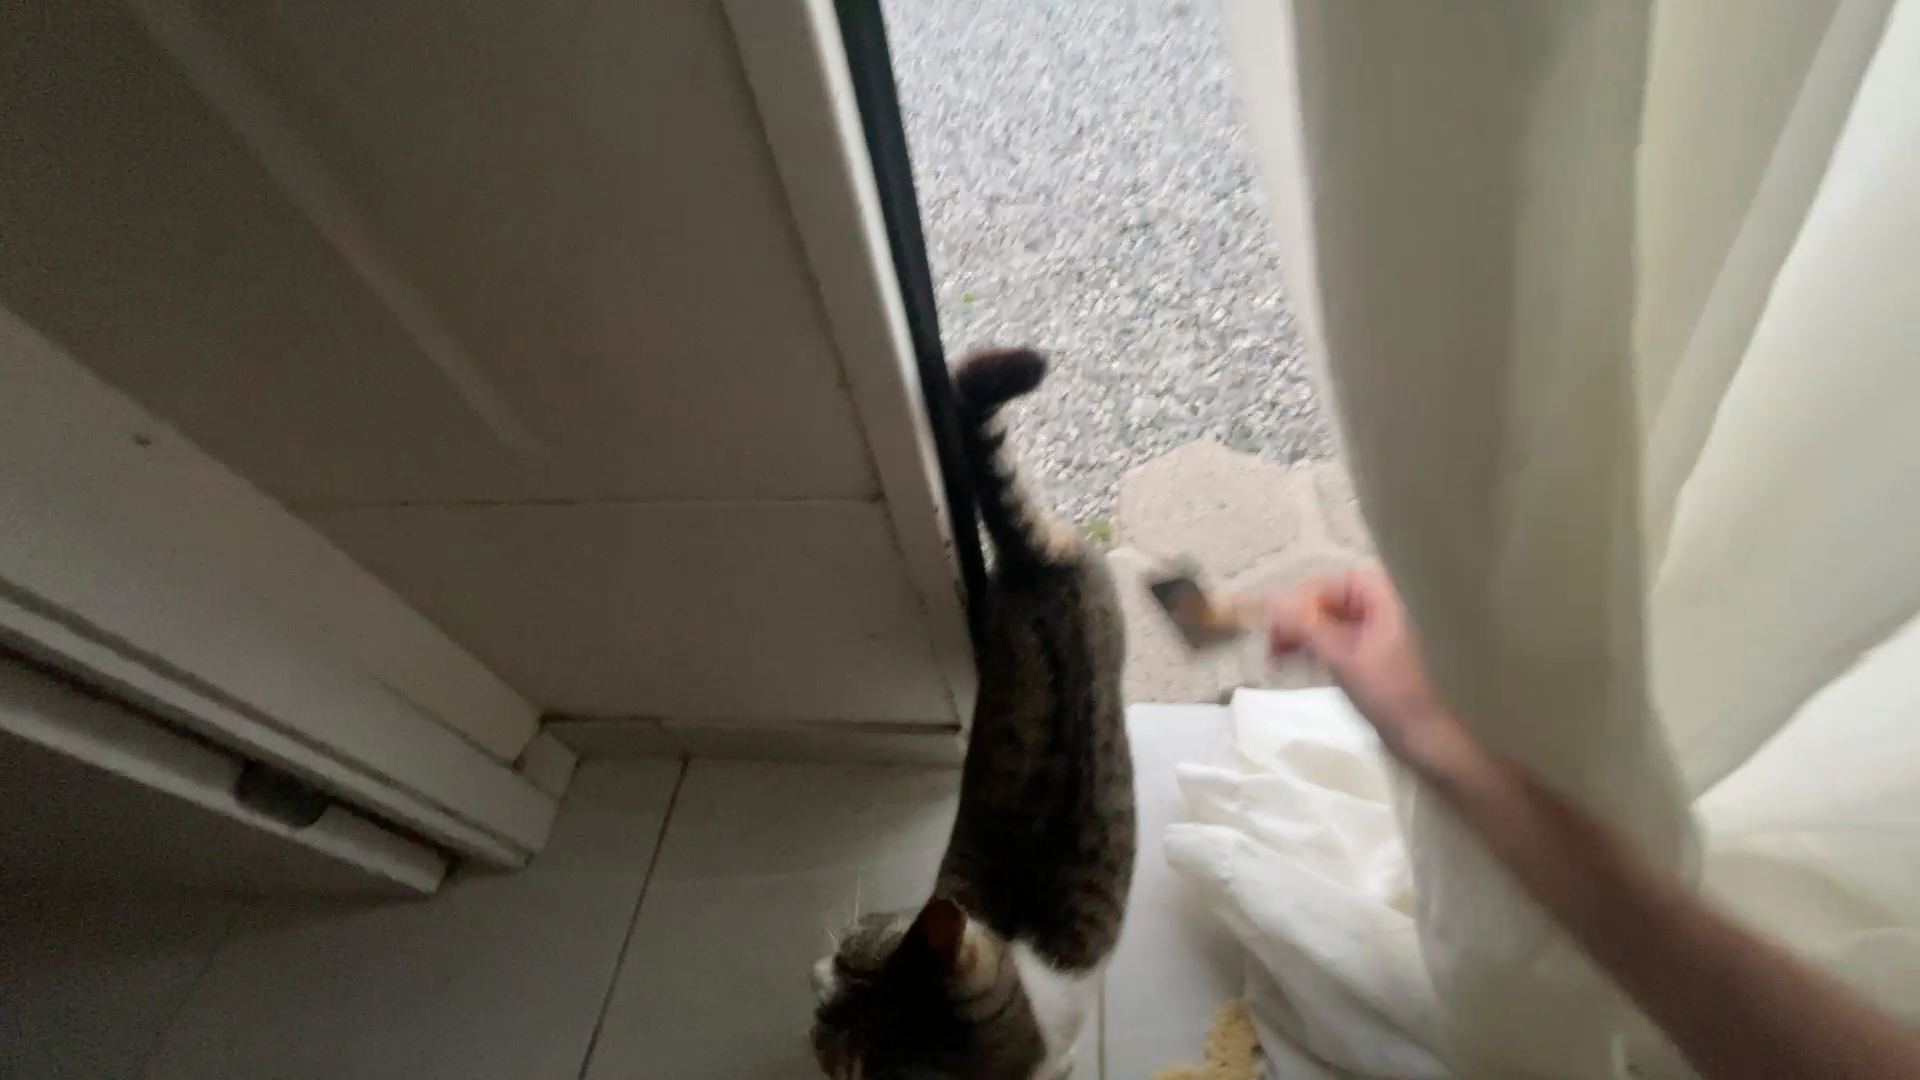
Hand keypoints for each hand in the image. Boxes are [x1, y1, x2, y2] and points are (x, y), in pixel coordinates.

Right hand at [1268, 563, 1475, 773]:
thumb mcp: (1340, 657)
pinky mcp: (1368, 656)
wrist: (1419, 735)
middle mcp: (1383, 612)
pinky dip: (1311, 645)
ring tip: (1274, 651)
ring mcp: (1376, 635)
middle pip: (1331, 600)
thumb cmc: (1386, 692)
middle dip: (1299, 616)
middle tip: (1272, 637)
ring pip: (1329, 620)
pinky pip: (1333, 638)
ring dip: (1300, 632)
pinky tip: (1289, 659)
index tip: (1283, 619)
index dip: (1308, 595)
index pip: (1339, 582)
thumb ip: (1305, 625)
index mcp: (1386, 604)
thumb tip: (1271, 602)